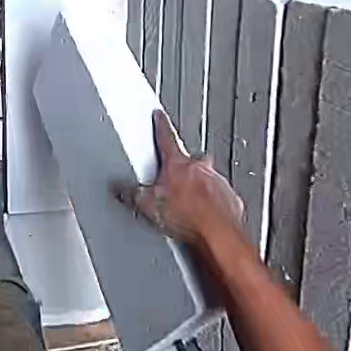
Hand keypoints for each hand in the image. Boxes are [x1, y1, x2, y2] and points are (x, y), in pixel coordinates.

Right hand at [116, 110, 242, 245]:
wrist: (217, 234)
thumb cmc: (188, 217)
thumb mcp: (148, 206)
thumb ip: (132, 194)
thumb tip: (120, 189)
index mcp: (178, 164)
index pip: (166, 138)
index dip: (161, 125)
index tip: (159, 116)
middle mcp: (201, 168)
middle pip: (189, 160)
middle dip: (181, 167)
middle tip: (172, 183)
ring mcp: (218, 182)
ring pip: (206, 178)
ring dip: (198, 188)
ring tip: (187, 208)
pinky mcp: (230, 199)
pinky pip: (220, 197)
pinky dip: (212, 204)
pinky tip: (203, 218)